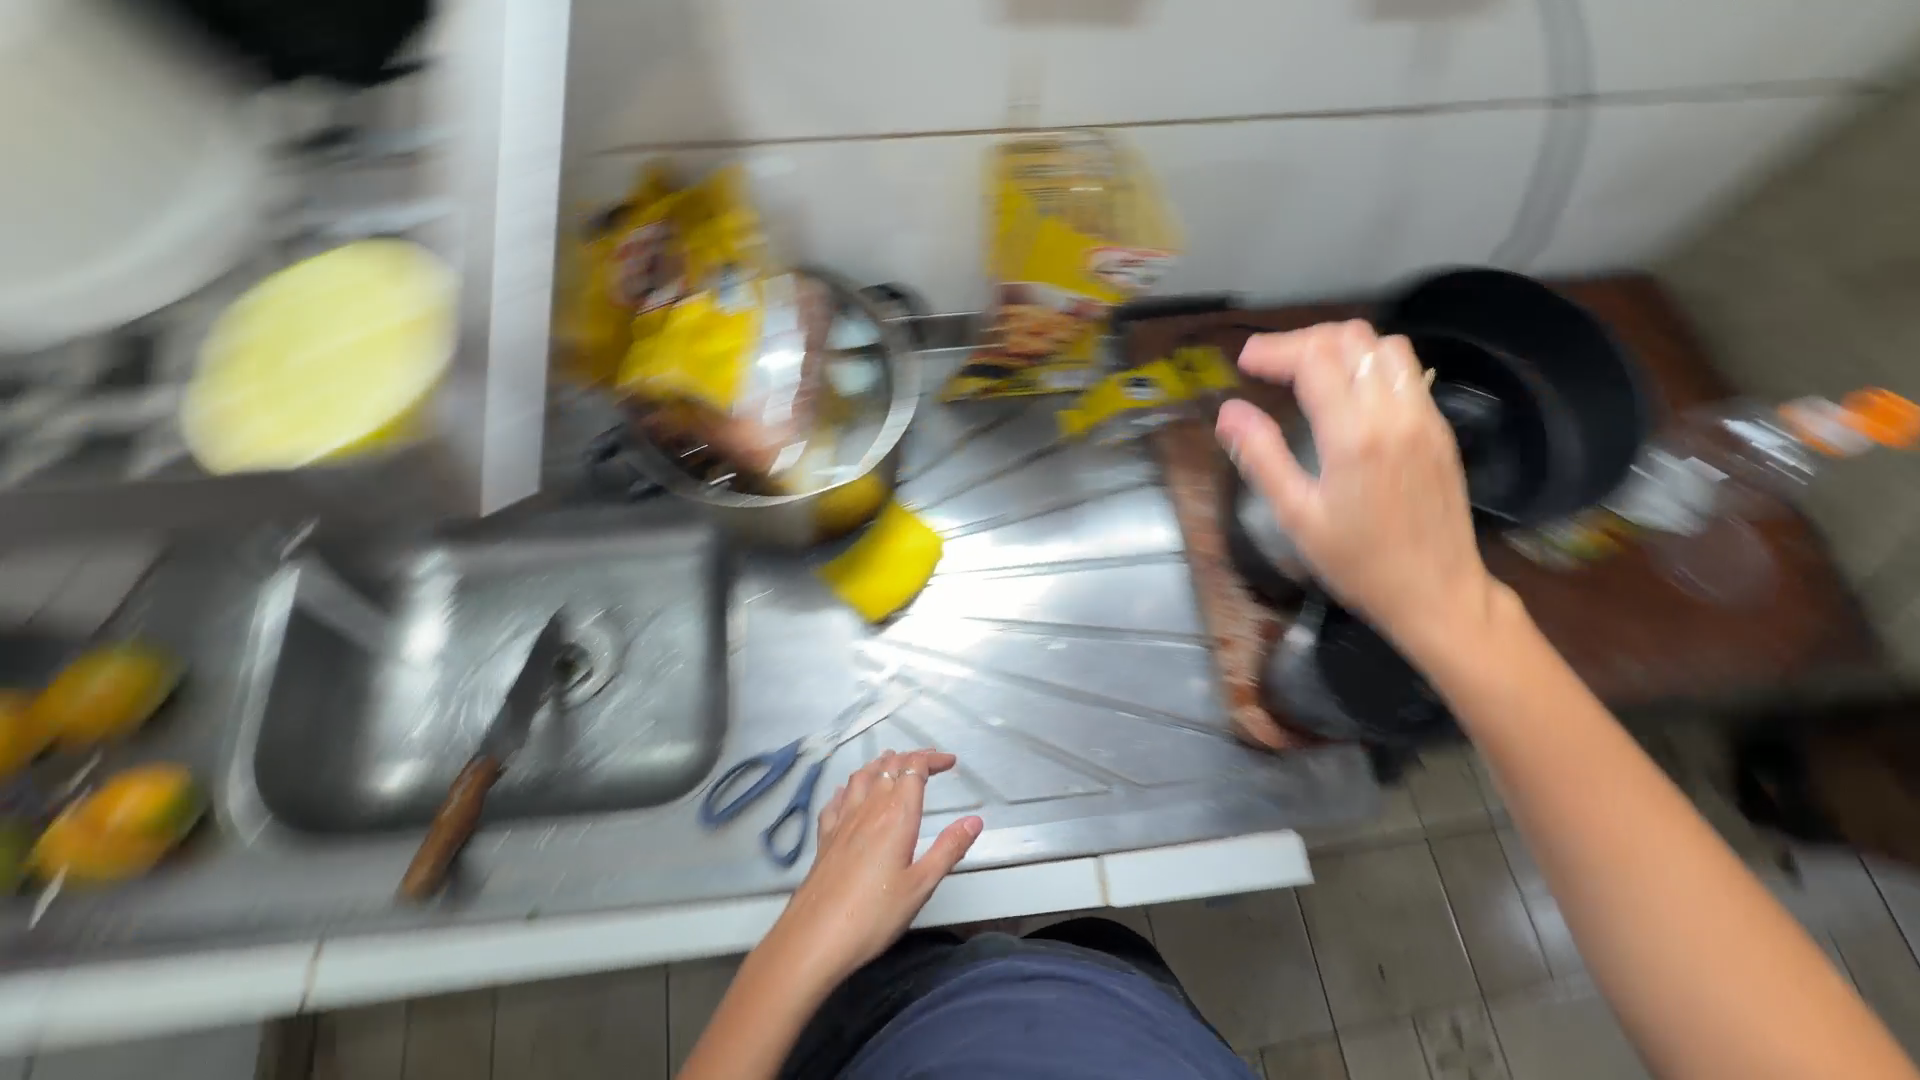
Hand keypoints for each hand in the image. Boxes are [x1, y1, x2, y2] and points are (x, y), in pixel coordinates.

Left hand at [765, 749, 982, 986]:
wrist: (815, 938)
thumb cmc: (874, 914)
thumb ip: (949, 849)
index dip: (932, 760)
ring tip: (892, 762)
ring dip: (880, 764)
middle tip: (930, 760)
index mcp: (896, 816)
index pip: (914, 770)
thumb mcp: (921, 885)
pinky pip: (836, 800)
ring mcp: (842, 821)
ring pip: (861, 778)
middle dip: (911, 758)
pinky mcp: (824, 837)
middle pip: (889, 767)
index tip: (950, 761)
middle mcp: (868, 809)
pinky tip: (847, 793)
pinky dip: (848, 789)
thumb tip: (974, 820)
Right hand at [1215, 320, 1507, 657]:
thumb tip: (1229, 413)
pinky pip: (1406, 371)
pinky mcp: (1439, 428)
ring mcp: (1424, 417)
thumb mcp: (1297, 517)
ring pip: (1385, 346)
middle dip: (1304, 341)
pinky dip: (1369, 365)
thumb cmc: (1358, 564)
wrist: (1437, 592)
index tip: (1246, 361)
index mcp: (1355, 436)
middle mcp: (1395, 414)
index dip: (1275, 350)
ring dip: (1341, 347)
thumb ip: (1262, 457)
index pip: (1315, 358)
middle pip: (1351, 339)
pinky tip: (1347, 394)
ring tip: (1307, 371)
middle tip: (1270, 365)